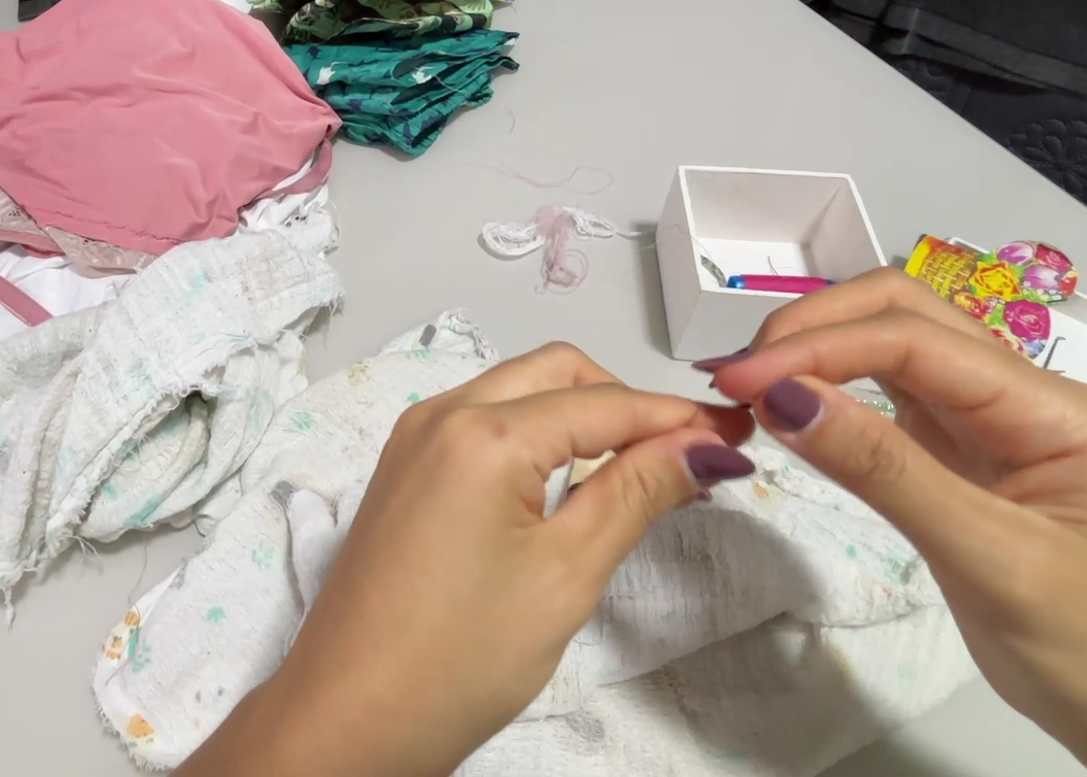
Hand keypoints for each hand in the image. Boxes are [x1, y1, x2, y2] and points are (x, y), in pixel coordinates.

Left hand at [179, 343, 755, 776]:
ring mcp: (416, 432)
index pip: (601, 403)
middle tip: (683, 454)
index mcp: (483, 431)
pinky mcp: (405, 461)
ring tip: (635, 466)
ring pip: (517, 389)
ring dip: (580, 412)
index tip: (739, 432)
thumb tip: (708, 445)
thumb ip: (636, 493)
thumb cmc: (463, 656)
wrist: (348, 715)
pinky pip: (484, 418)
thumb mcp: (565, 575)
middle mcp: (443, 410)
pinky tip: (566, 475)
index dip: (675, 416)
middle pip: (555, 371)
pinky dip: (536, 432)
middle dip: (624, 401)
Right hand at [704, 268, 1086, 776]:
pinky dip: (828, 386)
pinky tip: (791, 404)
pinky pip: (884, 391)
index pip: (914, 340)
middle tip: (739, 375)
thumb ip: (883, 469)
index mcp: (1054, 409)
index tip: (736, 382)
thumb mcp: (991, 560)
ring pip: (889, 342)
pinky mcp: (954, 446)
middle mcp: (1020, 393)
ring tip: (751, 385)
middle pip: (902, 313)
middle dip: (813, 328)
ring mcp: (986, 417)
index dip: (817, 347)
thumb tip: (778, 398)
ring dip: (815, 349)